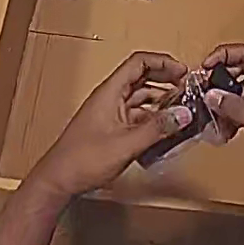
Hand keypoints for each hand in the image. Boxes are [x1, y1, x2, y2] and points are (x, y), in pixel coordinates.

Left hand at [26, 51, 190, 201]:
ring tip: (181, 107)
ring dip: (161, 98)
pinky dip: (153, 116)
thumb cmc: (83, 160)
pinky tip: (165, 127)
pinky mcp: (112, 127)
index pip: (139, 62)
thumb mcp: (126, 144)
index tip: (182, 72)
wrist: (57, 182)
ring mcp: (111, 112)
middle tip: (187, 87)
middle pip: (142, 77)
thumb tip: (184, 114)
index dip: (162, 62)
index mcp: (111, 91)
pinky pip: (137, 114)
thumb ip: (157, 128)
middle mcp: (111, 97)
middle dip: (165, 78)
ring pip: (141, 96)